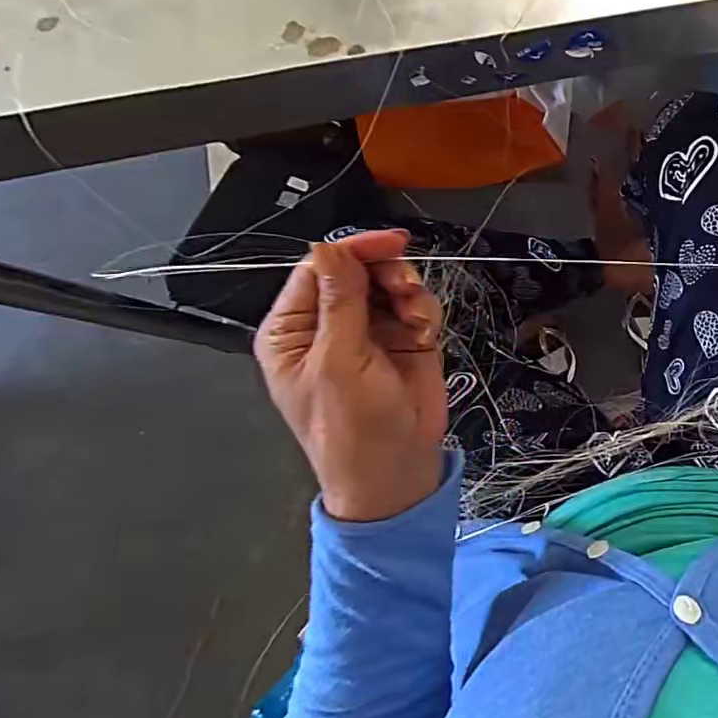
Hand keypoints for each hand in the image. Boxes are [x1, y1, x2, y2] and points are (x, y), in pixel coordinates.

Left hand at [254, 230, 447, 520]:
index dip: (352, 251)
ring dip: (408, 292)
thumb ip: (339, 301)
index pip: (318, 269)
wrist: (397, 474)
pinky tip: (424, 330)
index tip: (389, 244)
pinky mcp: (402, 339)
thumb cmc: (352, 429)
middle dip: (385, 272)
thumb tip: (328, 246)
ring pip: (389, 282)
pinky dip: (423, 310)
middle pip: (357, 270)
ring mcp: (367, 331)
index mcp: (293, 329)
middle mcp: (328, 324)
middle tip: (405, 287)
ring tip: (416, 317)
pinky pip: (414, 304)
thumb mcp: (339, 363)